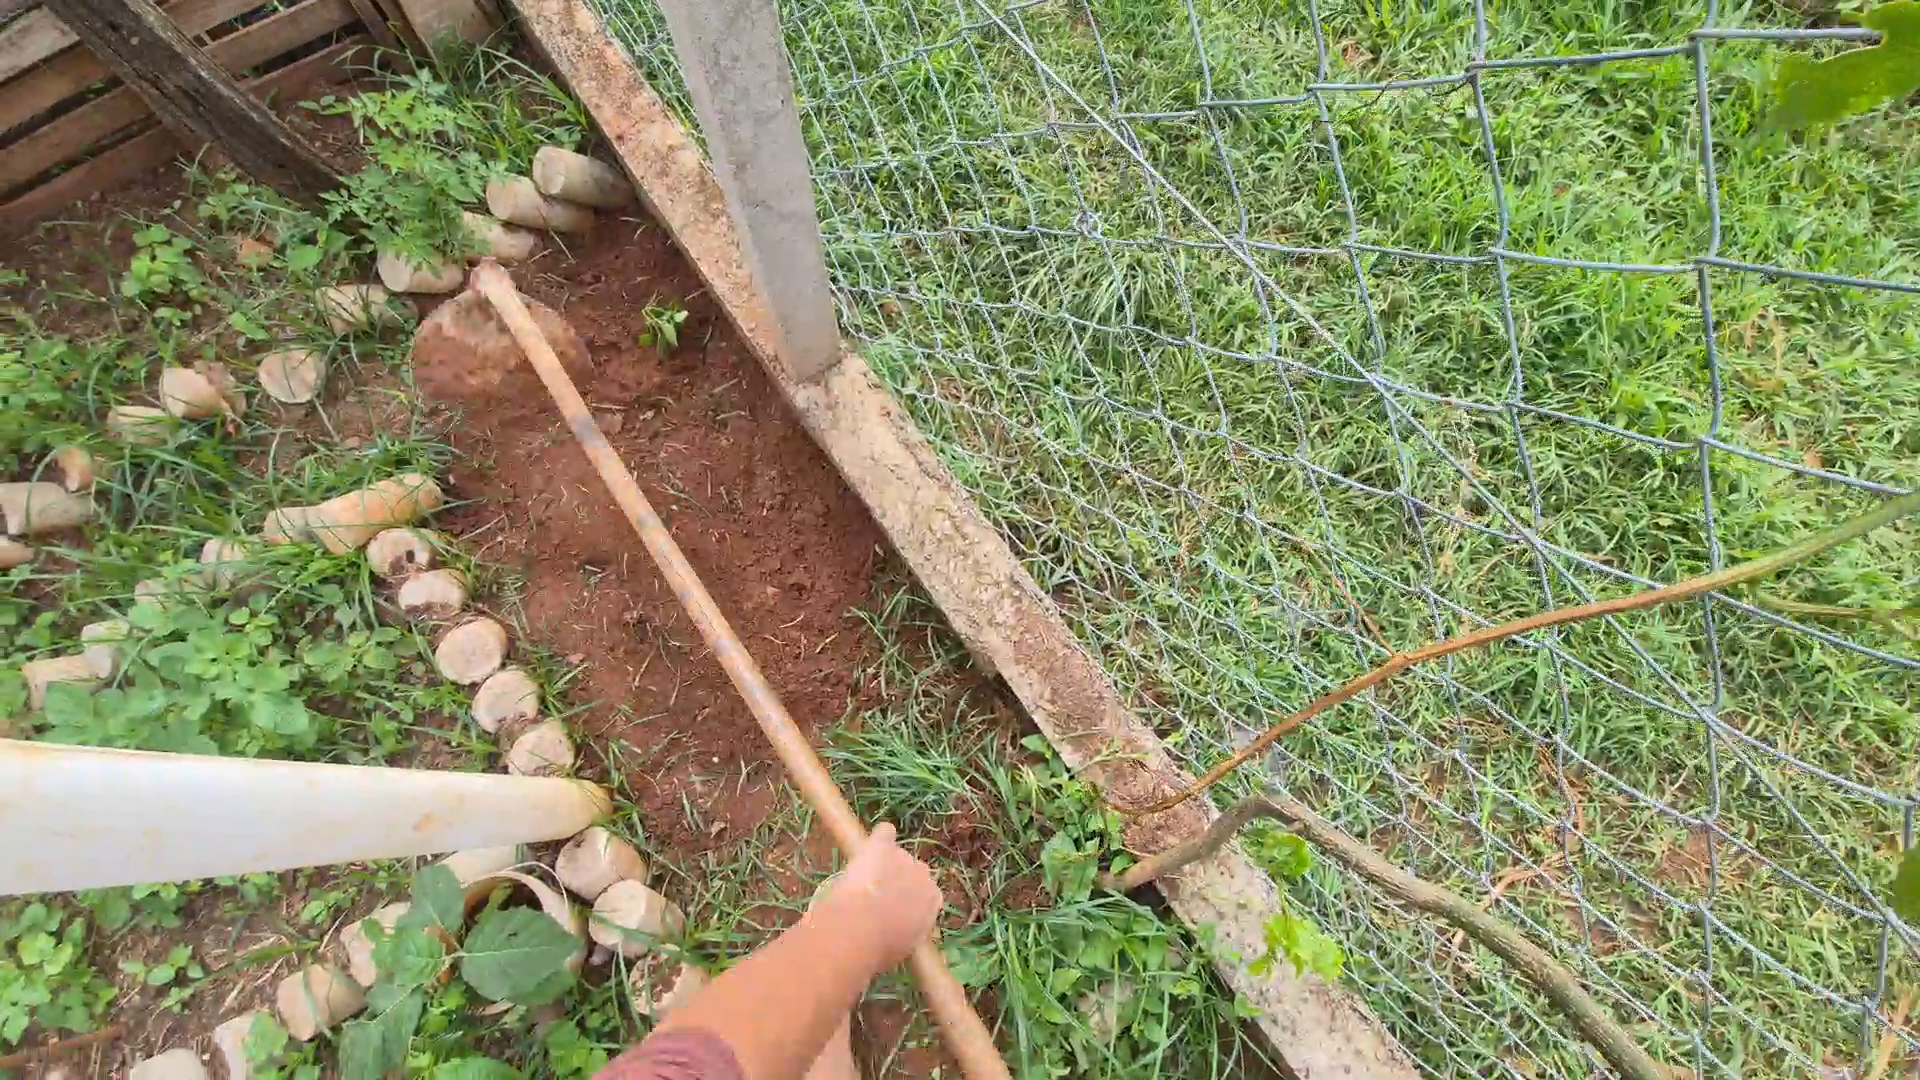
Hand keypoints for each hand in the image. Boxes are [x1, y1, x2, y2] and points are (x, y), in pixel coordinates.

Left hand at [816, 823, 942, 970]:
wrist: (860, 928)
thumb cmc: (881, 948)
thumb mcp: (905, 946)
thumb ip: (910, 929)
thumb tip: (900, 931)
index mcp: (933, 900)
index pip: (927, 893)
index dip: (911, 900)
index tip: (897, 910)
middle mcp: (923, 874)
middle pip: (914, 871)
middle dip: (900, 880)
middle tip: (879, 897)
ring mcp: (902, 857)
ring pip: (896, 855)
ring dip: (884, 864)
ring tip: (865, 881)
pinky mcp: (882, 845)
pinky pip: (885, 833)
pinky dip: (879, 837)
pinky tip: (871, 844)